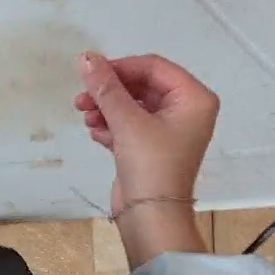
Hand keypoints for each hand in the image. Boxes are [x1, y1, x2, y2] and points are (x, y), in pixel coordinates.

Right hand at [73, 52, 218, 267]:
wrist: (151, 217)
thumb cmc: (150, 165)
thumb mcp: (127, 122)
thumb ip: (106, 88)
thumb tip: (86, 57)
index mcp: (193, 98)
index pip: (153, 68)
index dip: (120, 68)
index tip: (89, 74)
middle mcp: (185, 110)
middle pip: (141, 87)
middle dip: (110, 92)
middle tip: (80, 99)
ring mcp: (168, 131)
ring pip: (132, 107)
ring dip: (106, 109)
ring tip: (85, 118)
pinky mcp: (151, 148)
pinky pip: (130, 126)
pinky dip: (111, 126)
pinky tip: (95, 133)